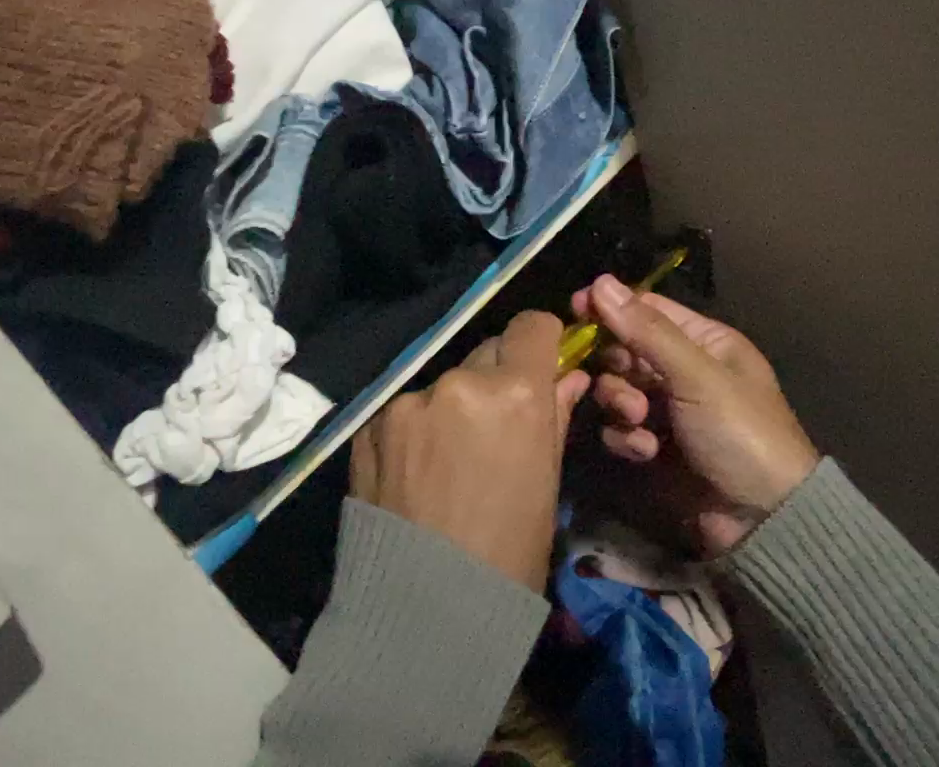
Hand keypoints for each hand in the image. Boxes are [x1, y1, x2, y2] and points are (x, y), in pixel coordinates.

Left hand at [351, 311, 592, 590]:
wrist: (426, 611)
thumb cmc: (509, 554)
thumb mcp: (546, 484)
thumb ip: (554, 418)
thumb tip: (568, 377)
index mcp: (515, 395)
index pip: (532, 327)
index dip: (541, 341)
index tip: (541, 363)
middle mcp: (460, 383)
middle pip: (487, 353)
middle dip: (497, 379)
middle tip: (496, 427)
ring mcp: (409, 403)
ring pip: (444, 385)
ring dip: (453, 408)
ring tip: (448, 463)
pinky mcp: (370, 426)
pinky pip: (406, 411)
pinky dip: (416, 430)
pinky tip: (415, 474)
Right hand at [570, 276, 820, 555]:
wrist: (763, 519)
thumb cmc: (740, 432)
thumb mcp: (697, 376)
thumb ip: (647, 331)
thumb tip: (601, 282)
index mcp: (705, 341)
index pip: (647, 309)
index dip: (612, 307)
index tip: (576, 308)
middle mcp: (683, 370)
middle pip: (625, 350)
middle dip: (618, 368)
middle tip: (626, 388)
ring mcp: (668, 410)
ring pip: (618, 390)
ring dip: (621, 404)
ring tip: (640, 422)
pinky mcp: (655, 446)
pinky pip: (621, 429)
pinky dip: (628, 438)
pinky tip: (647, 451)